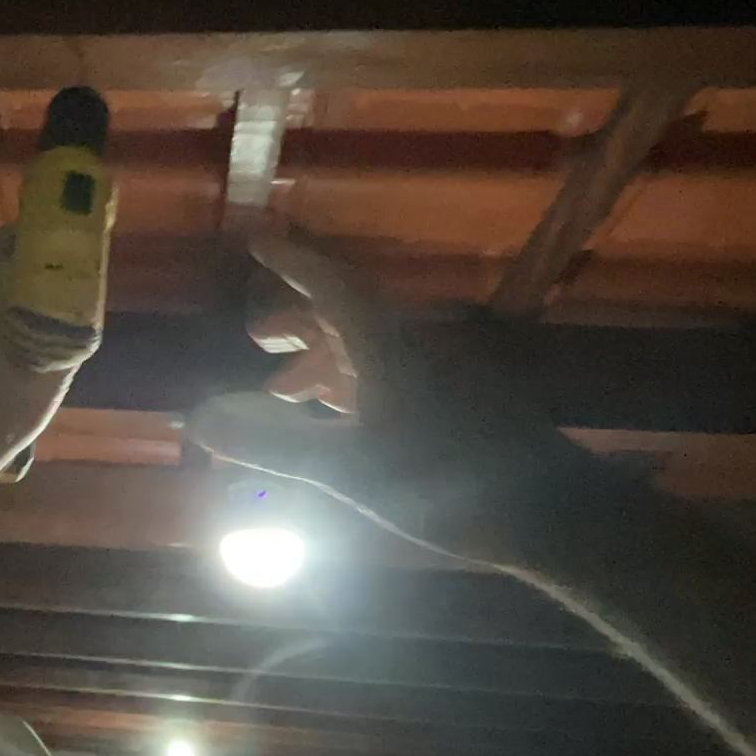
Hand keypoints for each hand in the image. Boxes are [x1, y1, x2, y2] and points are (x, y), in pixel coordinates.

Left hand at [0, 227, 78, 469]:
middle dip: (32, 260)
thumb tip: (83, 302)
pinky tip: (20, 332)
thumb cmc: (6, 406)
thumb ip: (68, 326)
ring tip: (48, 305)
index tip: (70, 241)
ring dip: (15, 284)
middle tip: (64, 274)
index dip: (44, 234)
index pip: (14, 237)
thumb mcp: (54, 368)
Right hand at [187, 236, 612, 568]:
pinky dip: (347, 389)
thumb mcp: (347, 469)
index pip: (330, 285)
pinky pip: (383, 378)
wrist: (556, 515)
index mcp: (385, 346)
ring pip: (364, 351)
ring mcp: (434, 375)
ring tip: (280, 391)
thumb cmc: (448, 482)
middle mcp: (410, 347)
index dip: (291, 261)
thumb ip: (272, 444)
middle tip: (257, 337)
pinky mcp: (451, 403)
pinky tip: (334, 421)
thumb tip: (199, 420)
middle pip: (345, 316)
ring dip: (320, 361)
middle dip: (297, 322)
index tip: (257, 240)